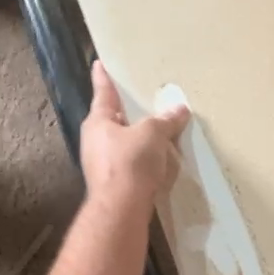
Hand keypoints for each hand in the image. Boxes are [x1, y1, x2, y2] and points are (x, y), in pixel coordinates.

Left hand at [81, 60, 189, 211]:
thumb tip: (179, 110)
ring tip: (152, 132)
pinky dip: (138, 159)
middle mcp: (93, 141)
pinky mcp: (111, 184)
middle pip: (110, 120)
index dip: (104, 78)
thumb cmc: (130, 162)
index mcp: (98, 121)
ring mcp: (99, 165)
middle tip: (135, 100)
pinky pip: (126, 164)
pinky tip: (153, 161)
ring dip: (133, 138)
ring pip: (119, 144)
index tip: (99, 64)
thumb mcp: (152, 134)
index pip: (103, 92)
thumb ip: (165, 120)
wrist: (121, 209)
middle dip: (123, 112)